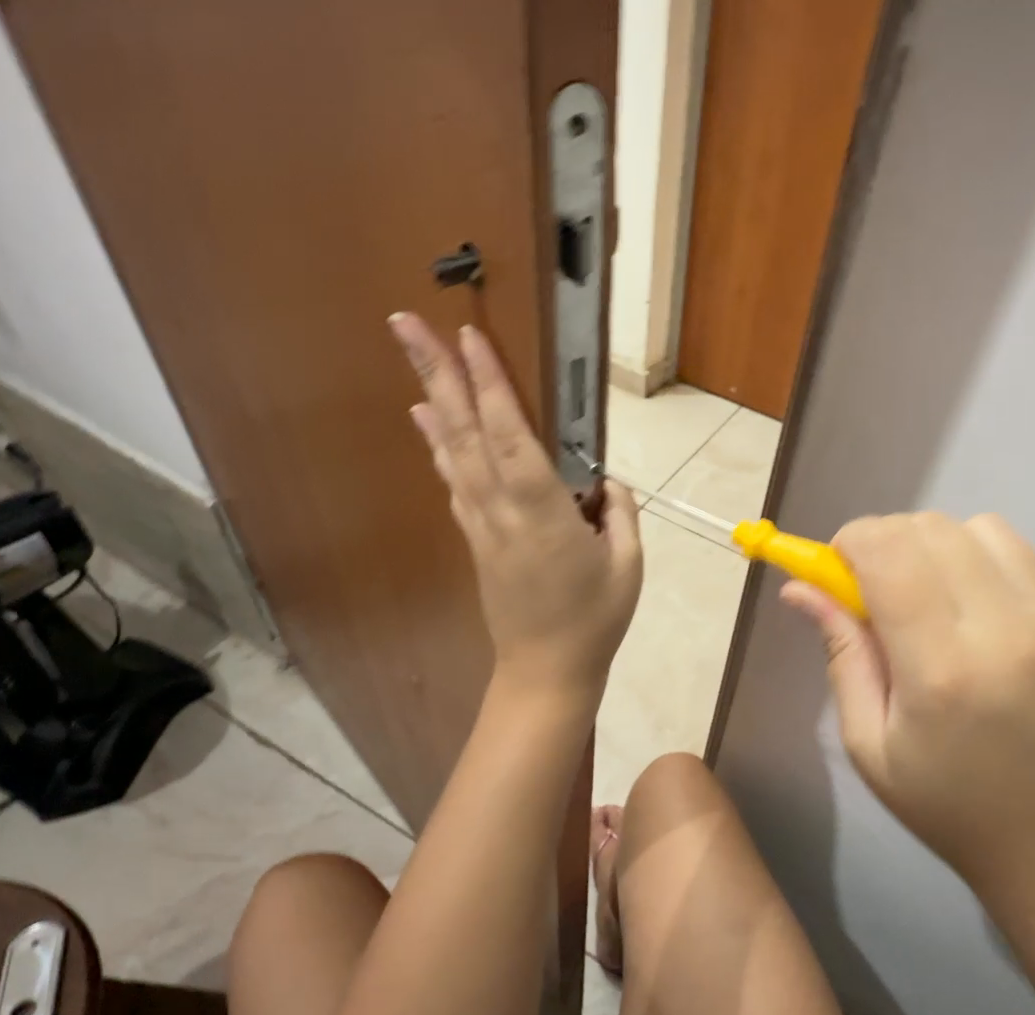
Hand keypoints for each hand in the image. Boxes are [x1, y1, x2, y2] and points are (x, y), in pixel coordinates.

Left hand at [391, 312, 642, 691]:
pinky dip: (439, 444)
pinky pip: (454, 480)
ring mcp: (481, 524)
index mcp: (542, 514)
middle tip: (406, 323)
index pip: (509, 437)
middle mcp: (501, 510)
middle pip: (466, 432)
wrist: (545, 671)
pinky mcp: (475, 538)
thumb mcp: (628, 565)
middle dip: (438, 374)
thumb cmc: (595, 619)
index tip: (469, 337)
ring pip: (453, 452)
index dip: (489, 385)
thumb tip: (603, 482)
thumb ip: (619, 512)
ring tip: (413, 357)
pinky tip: (428, 420)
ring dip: (433, 400)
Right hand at [781, 513, 1034, 899]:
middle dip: (887, 540)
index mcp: (940, 669)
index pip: (888, 551)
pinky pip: (1022, 559)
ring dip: (938, 544)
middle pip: (931, 528)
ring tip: (929, 596)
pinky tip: (976, 616)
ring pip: (980, 528)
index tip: (837, 568)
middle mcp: (1004, 631)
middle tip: (875, 588)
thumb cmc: (947, 806)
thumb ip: (841, 654)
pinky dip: (982, 564)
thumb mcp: (869, 744)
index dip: (850, 541)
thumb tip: (801, 587)